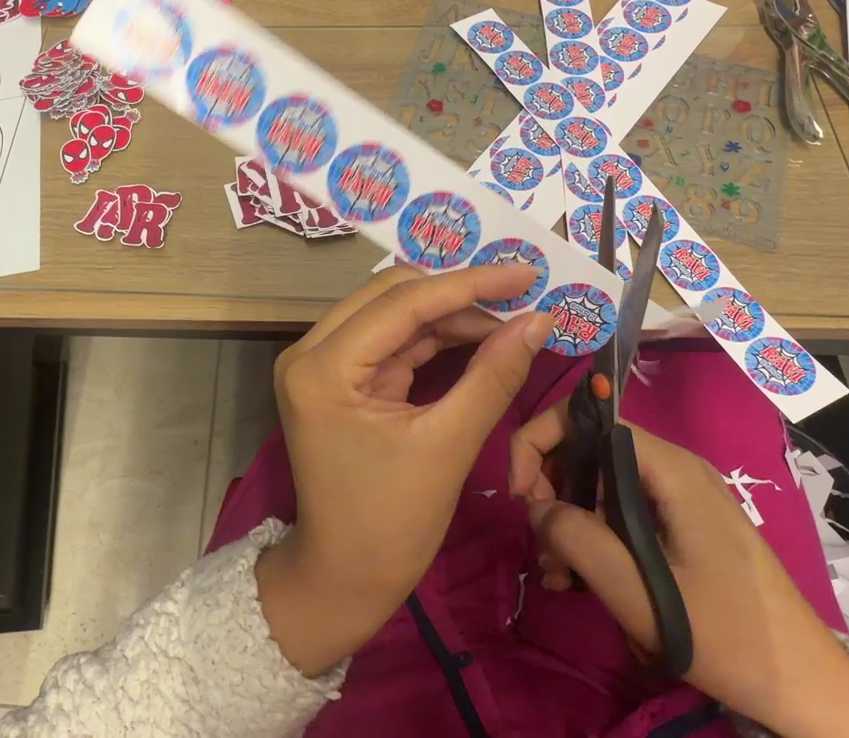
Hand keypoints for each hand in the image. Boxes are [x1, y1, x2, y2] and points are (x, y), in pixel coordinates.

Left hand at [255, 265, 553, 676]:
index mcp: (323, 367)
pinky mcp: (335, 377)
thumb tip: (538, 320)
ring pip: (392, 315)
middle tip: (522, 295)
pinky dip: (433, 338)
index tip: (526, 270)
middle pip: (392, 296)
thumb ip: (493, 376)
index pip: (403, 302)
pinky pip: (389, 341)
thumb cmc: (391, 524)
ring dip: (449, 314)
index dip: (469, 283)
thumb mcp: (448, 446)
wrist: (344, 577)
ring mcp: (319, 363)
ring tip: (510, 314)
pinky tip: (478, 334)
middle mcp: (310, 351)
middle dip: (459, 294)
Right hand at [509, 409, 848, 737]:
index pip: (588, 418)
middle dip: (552, 494)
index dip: (542, 443)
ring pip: (601, 487)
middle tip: (543, 552)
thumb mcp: (638, 591)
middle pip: (589, 452)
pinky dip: (594, 539)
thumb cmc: (726, 635)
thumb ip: (576, 538)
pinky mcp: (683, 526)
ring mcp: (680, 498)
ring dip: (570, 524)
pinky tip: (580, 581)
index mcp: (670, 469)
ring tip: (560, 578)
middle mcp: (674, 470)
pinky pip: (623, 514)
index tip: (523, 499)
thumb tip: (535, 508)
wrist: (806, 689)